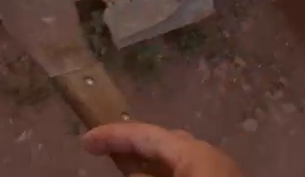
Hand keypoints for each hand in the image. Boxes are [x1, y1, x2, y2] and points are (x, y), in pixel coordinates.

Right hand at [81, 122, 242, 176]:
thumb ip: (141, 176)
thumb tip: (130, 171)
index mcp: (192, 149)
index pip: (141, 132)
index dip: (109, 135)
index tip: (84, 142)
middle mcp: (207, 152)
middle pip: (158, 140)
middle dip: (129, 144)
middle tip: (101, 150)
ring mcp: (219, 169)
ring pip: (173, 156)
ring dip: (146, 160)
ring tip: (123, 166)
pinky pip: (187, 170)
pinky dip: (164, 171)